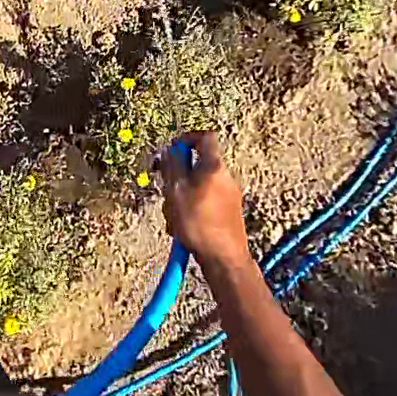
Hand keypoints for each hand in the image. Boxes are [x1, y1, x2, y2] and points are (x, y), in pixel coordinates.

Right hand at [158, 130, 249, 270]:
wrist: (223, 258)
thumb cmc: (198, 223)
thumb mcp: (176, 190)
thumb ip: (172, 166)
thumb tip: (172, 150)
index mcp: (214, 166)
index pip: (205, 137)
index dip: (187, 139)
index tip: (172, 151)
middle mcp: (225, 177)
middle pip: (197, 166)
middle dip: (177, 178)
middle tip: (168, 194)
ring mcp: (228, 195)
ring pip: (197, 187)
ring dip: (181, 198)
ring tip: (175, 218)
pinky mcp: (228, 212)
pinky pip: (204, 202)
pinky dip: (191, 211)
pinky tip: (183, 229)